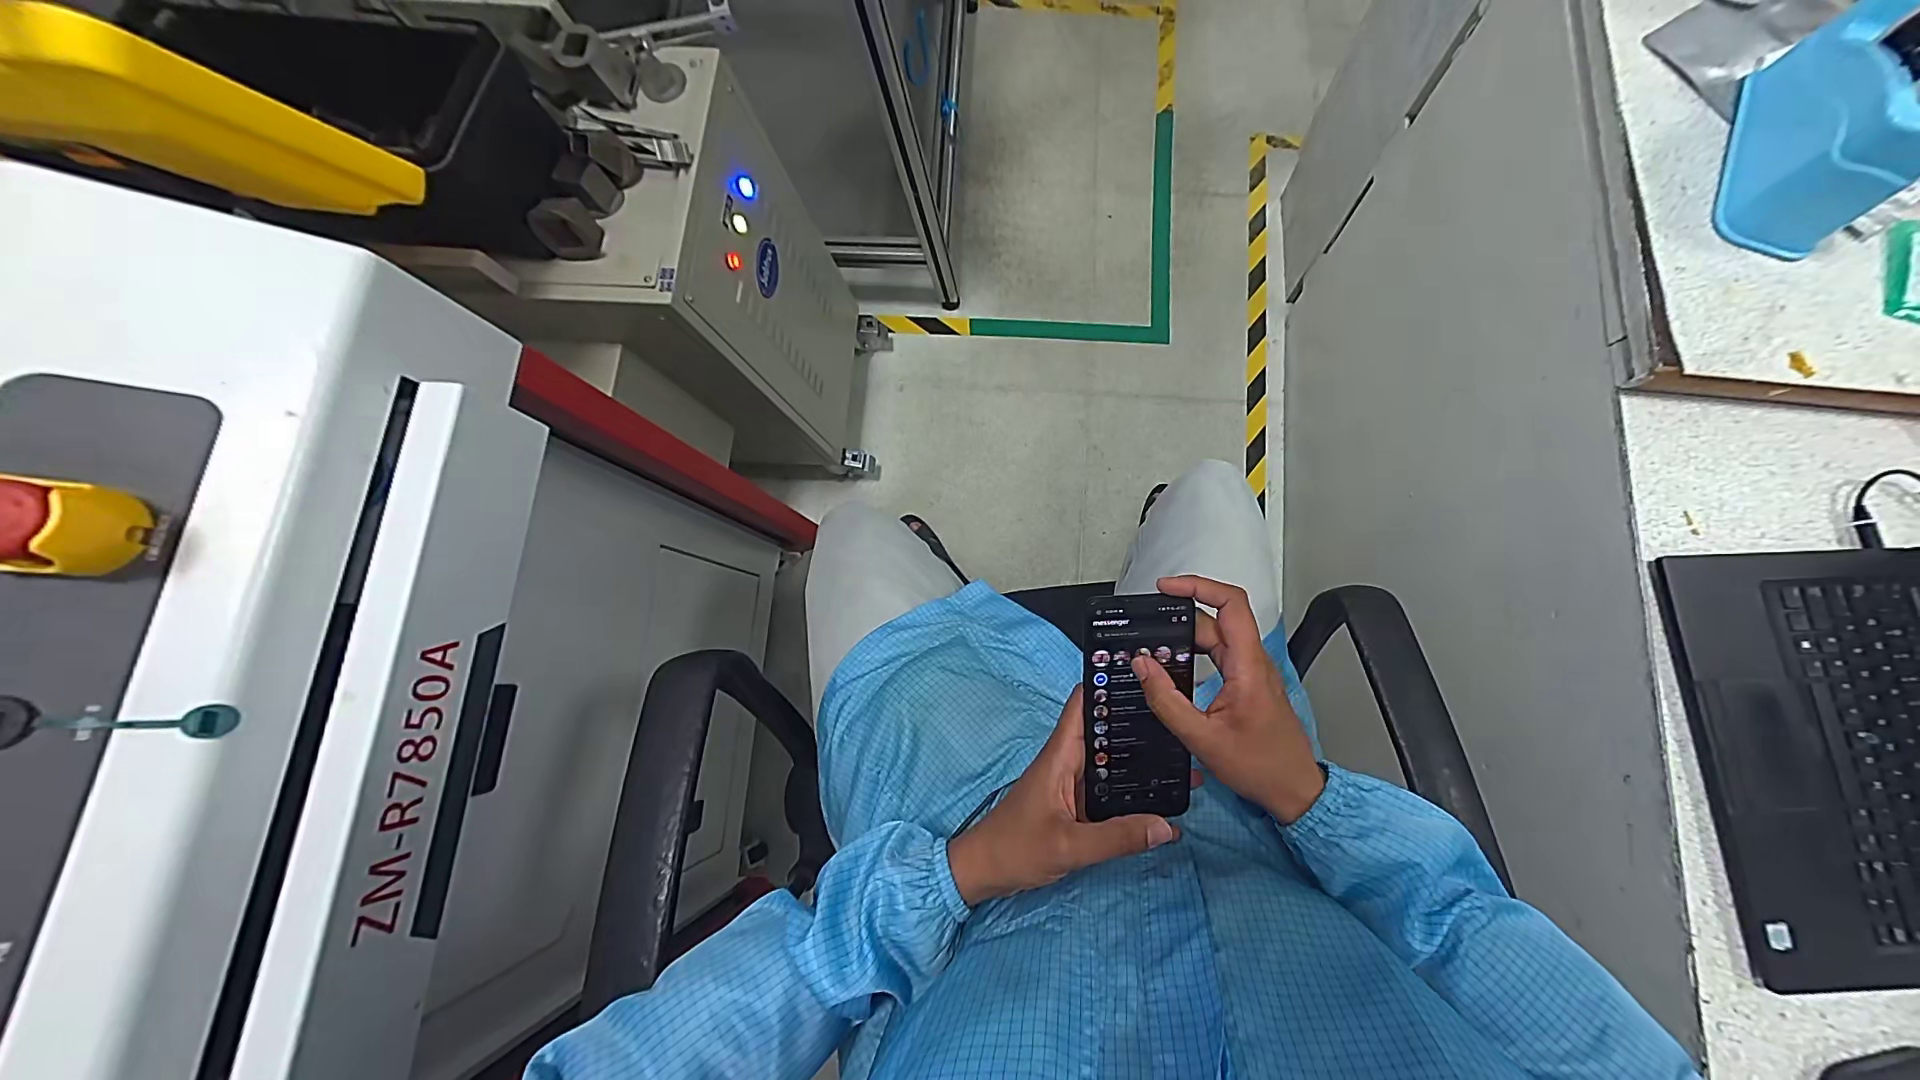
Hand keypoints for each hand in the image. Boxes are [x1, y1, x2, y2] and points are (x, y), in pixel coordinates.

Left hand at [946, 687, 1186, 905]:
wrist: (984, 871)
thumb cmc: (1015, 849)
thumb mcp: (1069, 846)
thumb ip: (1117, 837)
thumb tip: (1167, 825)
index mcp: (1060, 755)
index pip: (1083, 704)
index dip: (1108, 684)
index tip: (1143, 676)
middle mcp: (1067, 761)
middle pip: (1104, 730)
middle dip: (1136, 723)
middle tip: (1179, 719)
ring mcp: (1071, 782)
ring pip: (1109, 761)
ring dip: (1138, 759)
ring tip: (1179, 756)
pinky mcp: (1075, 803)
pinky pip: (1107, 788)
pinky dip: (1130, 788)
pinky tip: (1159, 795)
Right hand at [1131, 575, 1325, 822]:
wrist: (1294, 790)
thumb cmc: (1259, 767)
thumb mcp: (1201, 738)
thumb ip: (1165, 699)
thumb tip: (1142, 664)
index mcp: (1248, 667)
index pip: (1231, 604)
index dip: (1198, 586)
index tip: (1166, 588)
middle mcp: (1252, 661)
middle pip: (1215, 618)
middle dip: (1179, 613)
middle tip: (1147, 620)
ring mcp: (1251, 670)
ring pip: (1215, 635)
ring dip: (1185, 632)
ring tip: (1154, 640)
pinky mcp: (1246, 680)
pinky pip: (1218, 651)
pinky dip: (1193, 648)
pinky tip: (1173, 660)